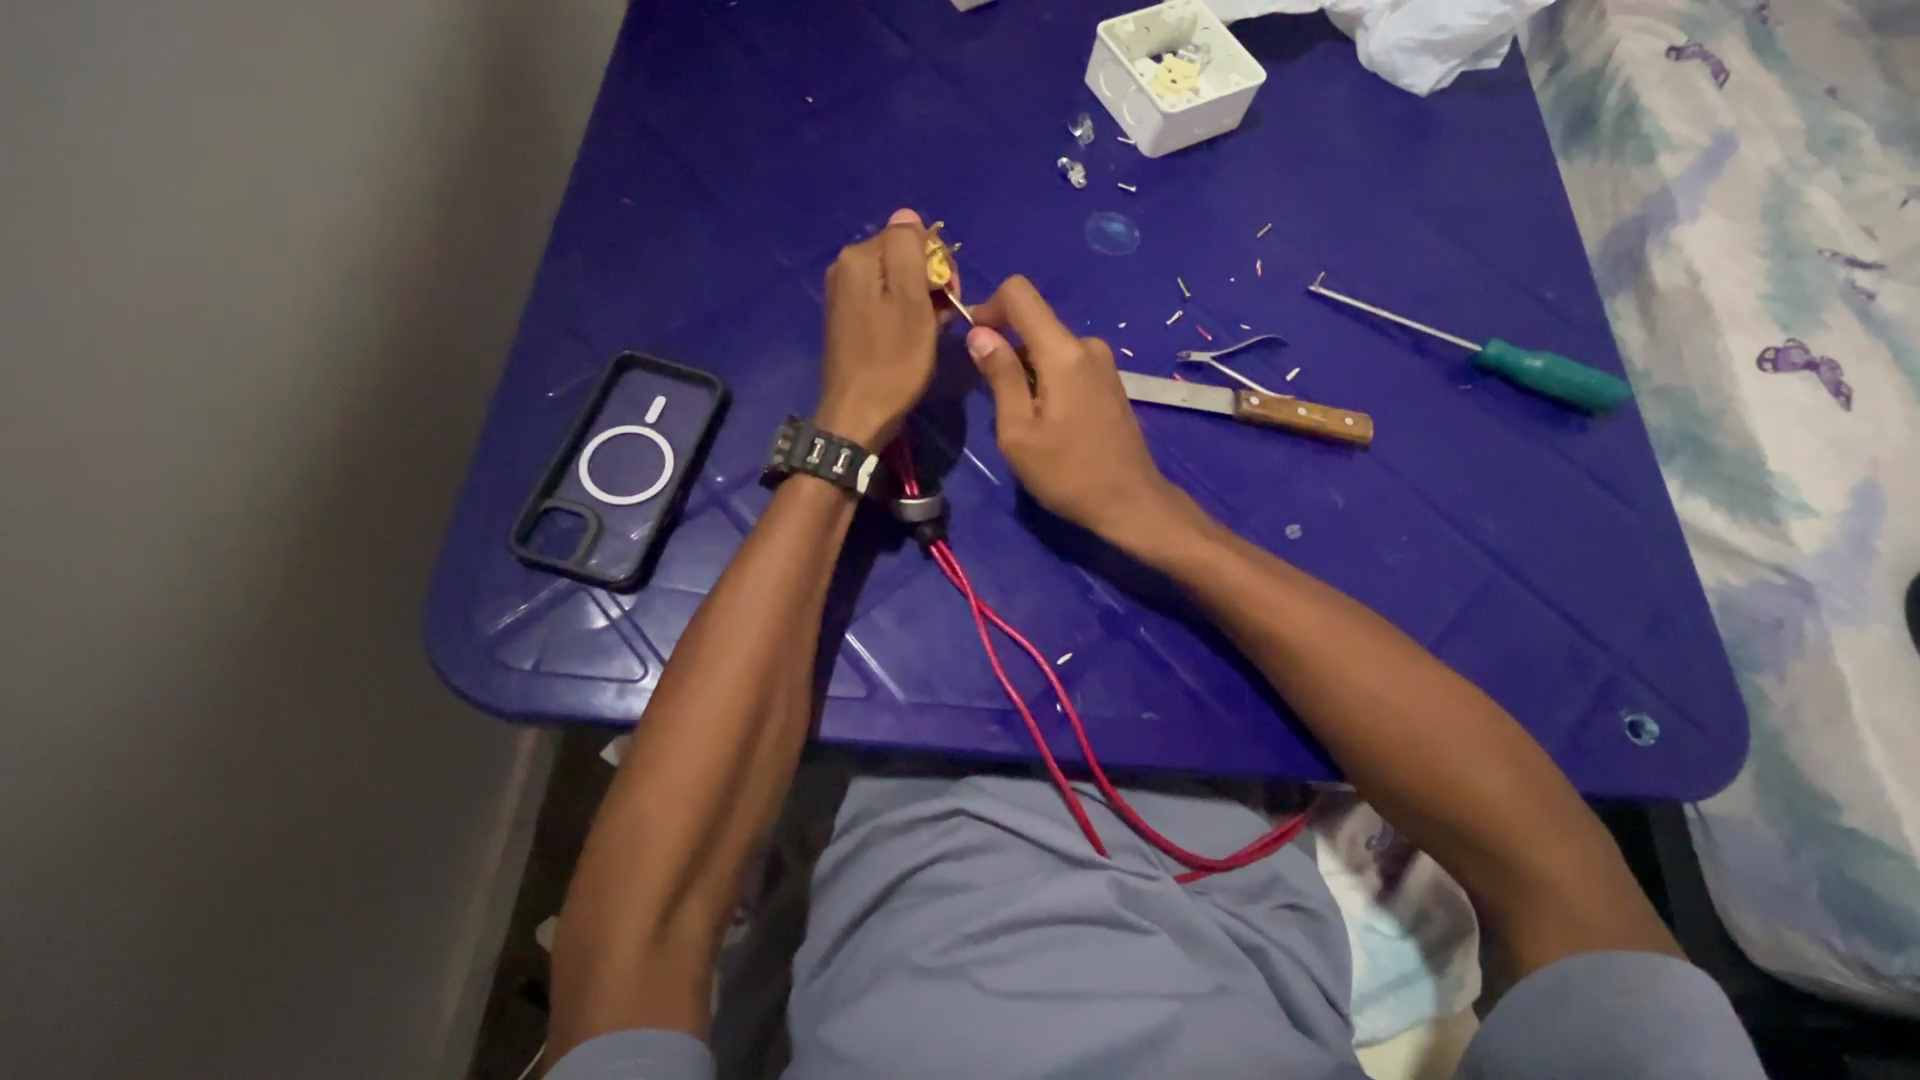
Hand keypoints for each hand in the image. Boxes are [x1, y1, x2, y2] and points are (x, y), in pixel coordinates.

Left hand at [814, 208, 944, 449]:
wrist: (857, 416)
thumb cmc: (893, 362)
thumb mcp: (912, 302)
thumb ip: (911, 251)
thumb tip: (908, 215)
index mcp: (859, 257)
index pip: (912, 235)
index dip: (939, 263)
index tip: (950, 297)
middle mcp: (845, 268)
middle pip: (903, 257)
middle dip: (930, 281)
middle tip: (944, 317)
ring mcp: (844, 295)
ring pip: (897, 282)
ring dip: (922, 301)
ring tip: (932, 332)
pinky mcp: (848, 319)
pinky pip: (885, 303)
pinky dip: (905, 315)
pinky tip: (916, 338)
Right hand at [967, 276, 1192, 548]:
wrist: (1129, 503)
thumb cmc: (1067, 473)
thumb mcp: (1018, 431)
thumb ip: (1000, 376)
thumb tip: (979, 333)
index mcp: (1063, 352)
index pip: (1020, 293)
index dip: (988, 307)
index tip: (973, 342)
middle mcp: (1087, 347)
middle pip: (1034, 324)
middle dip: (1006, 350)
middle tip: (994, 402)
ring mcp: (1103, 365)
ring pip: (1049, 348)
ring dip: (1027, 372)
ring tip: (1024, 422)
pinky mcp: (1110, 384)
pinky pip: (1067, 365)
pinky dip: (1047, 381)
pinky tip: (1049, 424)